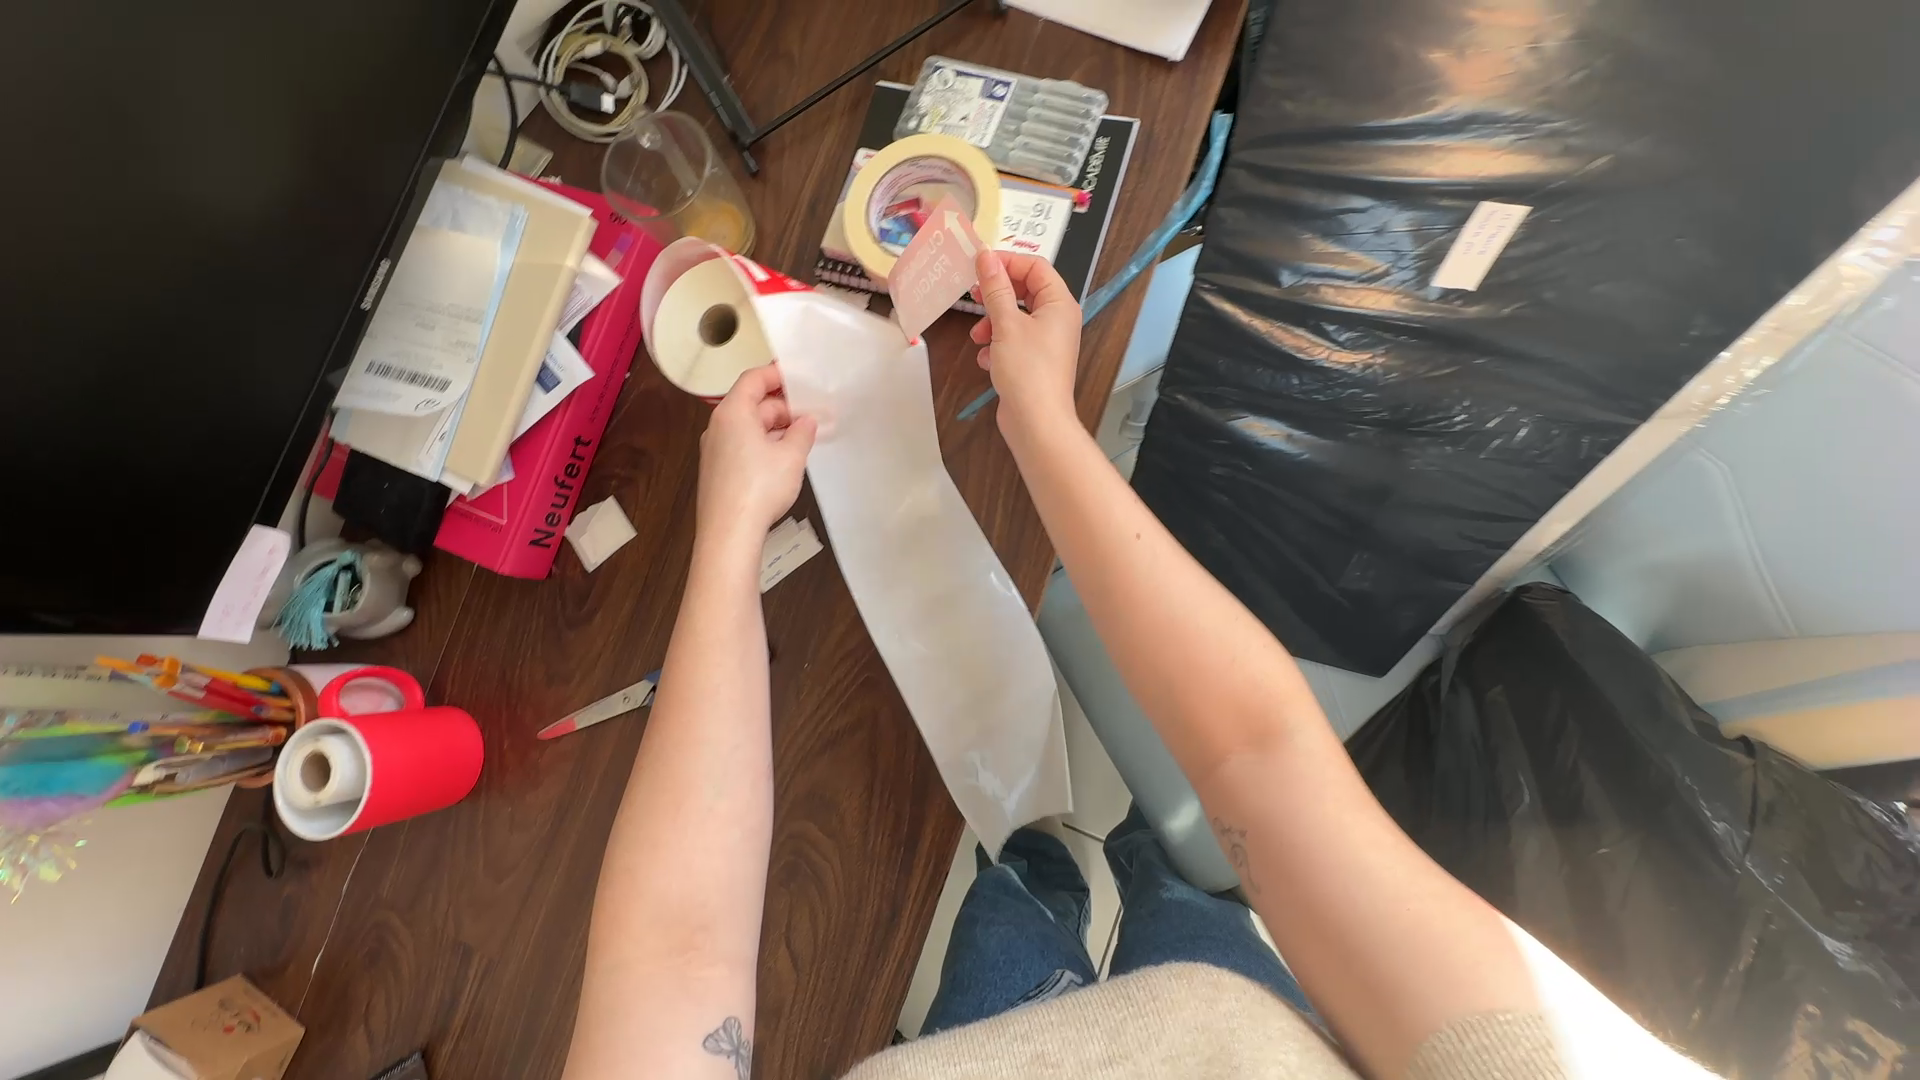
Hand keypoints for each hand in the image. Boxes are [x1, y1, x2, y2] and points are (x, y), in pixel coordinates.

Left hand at [697, 364, 817, 547]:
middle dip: (783, 407)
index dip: (776, 374)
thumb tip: (807, 421)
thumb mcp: (792, 456)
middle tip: (811, 415)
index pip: (753, 380)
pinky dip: (764, 445)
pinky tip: (783, 460)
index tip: (799, 377)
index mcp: (733, 413)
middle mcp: (718, 426)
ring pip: (748, 428)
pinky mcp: (718, 471)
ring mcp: (715, 450)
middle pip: (752, 404)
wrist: (729, 532)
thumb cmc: (759, 488)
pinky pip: (742, 446)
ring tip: (803, 439)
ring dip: (775, 429)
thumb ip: (802, 432)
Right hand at [971, 250, 1082, 442]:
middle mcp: (1057, 320)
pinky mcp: (1035, 362)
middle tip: (974, 296)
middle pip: (1025, 291)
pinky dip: (997, 346)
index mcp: (1059, 304)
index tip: (979, 266)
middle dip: (997, 295)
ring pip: (1016, 318)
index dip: (1007, 262)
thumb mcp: (1006, 324)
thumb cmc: (1027, 370)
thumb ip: (996, 288)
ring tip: (978, 337)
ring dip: (993, 323)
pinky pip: (1014, 342)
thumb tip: (986, 256)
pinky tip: (986, 360)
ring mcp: (1047, 342)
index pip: (1035, 267)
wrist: (1036, 422)